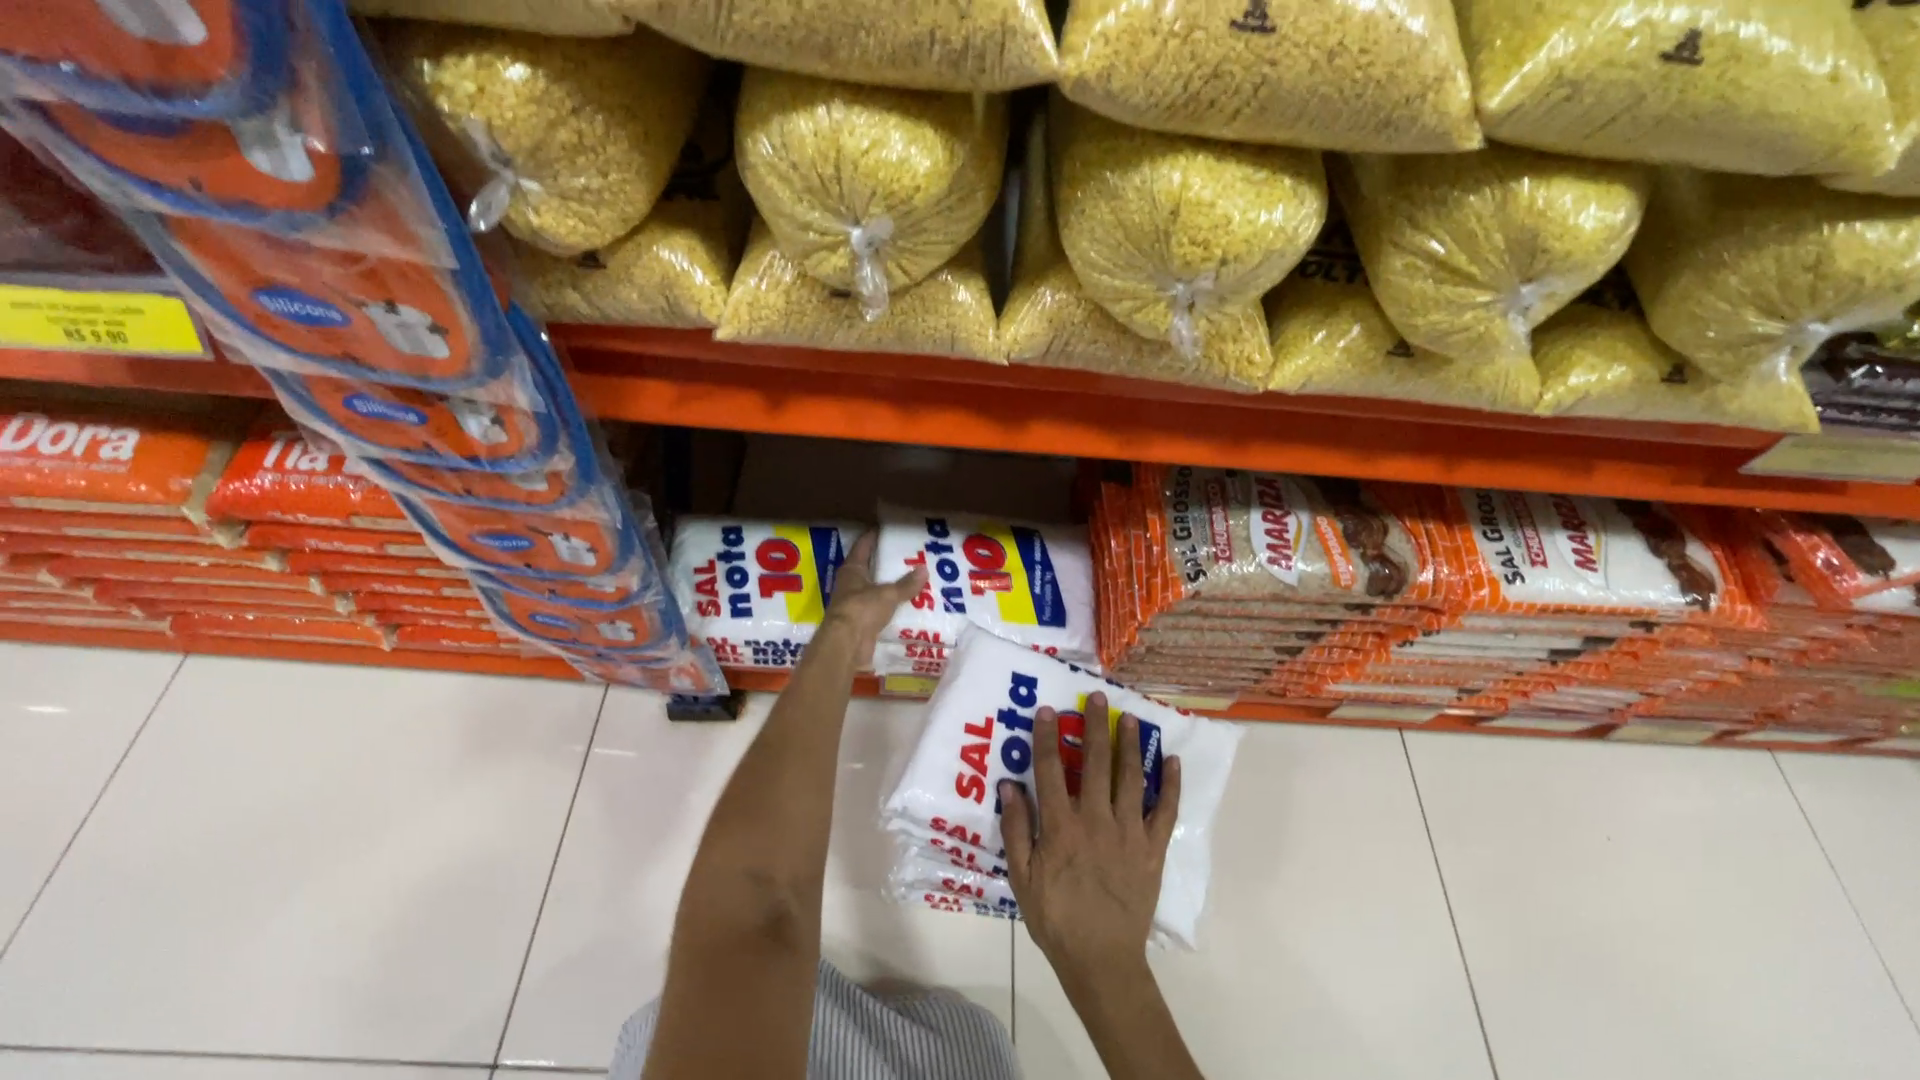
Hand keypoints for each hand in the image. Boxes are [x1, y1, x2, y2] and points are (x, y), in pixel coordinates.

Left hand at [822, 530, 924, 648]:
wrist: (846, 644)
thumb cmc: (861, 609)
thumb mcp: (887, 594)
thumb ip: (906, 584)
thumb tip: (924, 570)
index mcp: (851, 570)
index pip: (862, 547)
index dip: (872, 537)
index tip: (885, 529)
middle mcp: (849, 585)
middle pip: (868, 569)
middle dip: (885, 564)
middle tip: (907, 556)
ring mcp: (853, 605)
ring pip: (874, 591)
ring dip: (888, 587)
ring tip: (911, 580)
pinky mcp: (860, 623)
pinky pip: (878, 611)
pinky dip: (890, 608)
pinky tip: (906, 606)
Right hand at [1000, 692, 1181, 981]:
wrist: (1102, 959)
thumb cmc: (1056, 919)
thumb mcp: (1022, 879)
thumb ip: (1015, 831)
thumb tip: (1010, 787)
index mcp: (1061, 827)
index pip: (1052, 771)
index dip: (1048, 738)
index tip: (1048, 710)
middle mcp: (1096, 820)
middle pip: (1096, 763)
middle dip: (1095, 726)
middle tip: (1098, 697)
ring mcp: (1129, 832)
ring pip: (1132, 778)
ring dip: (1132, 745)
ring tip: (1132, 718)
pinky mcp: (1153, 849)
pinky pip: (1166, 811)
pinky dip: (1172, 785)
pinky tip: (1173, 762)